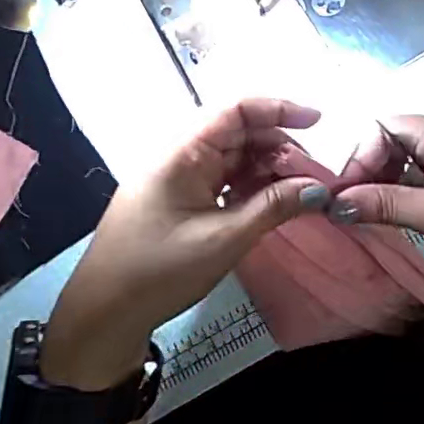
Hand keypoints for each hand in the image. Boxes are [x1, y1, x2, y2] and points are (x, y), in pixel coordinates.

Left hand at [42, 99, 331, 387]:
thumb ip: (274, 206)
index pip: (236, 111)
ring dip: (271, 170)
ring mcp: (181, 179)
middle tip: (316, 176)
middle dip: (282, 148)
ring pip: (236, 159)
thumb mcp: (224, 239)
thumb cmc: (159, 271)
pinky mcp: (183, 200)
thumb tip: (319, 189)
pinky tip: (275, 202)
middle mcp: (181, 157)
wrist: (105, 313)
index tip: (318, 122)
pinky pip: (226, 180)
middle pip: (240, 134)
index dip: (279, 109)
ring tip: (301, 192)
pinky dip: (254, 187)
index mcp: (182, 154)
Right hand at [331, 114, 423, 307]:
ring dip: (392, 183)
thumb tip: (337, 203)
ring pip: (414, 158)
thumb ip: (385, 204)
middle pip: (396, 139)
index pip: (383, 127)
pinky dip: (415, 190)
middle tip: (356, 211)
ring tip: (376, 217)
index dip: (359, 158)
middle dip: (372, 172)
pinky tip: (405, 214)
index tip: (343, 197)